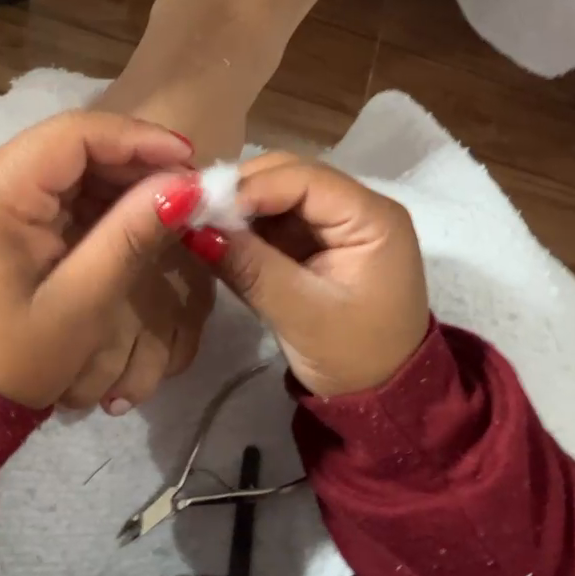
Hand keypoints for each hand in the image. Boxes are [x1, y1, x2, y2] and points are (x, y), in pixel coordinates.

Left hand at [0, 111, 194, 409]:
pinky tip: (128, 221)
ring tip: (165, 207)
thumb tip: (188, 186)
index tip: (190, 159)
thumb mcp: (80, 302)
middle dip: (131, 162)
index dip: (137, 138)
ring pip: (63, 166)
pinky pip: (50, 192)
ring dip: (116, 182)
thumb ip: (132, 236)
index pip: (72, 135)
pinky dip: (92, 202)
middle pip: (68, 146)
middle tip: (186, 190)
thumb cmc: (11, 362)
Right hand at [201, 152, 430, 396]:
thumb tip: (193, 229)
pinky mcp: (319, 242)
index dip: (254, 186)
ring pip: (279, 194)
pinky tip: (218, 239)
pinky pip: (277, 220)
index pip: (306, 178)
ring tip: (199, 224)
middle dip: (243, 192)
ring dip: (241, 208)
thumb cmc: (354, 358)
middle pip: (292, 176)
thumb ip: (250, 267)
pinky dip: (248, 227)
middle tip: (194, 211)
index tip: (204, 205)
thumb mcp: (300, 314)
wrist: (381, 399)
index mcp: (372, 218)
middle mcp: (358, 208)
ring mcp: (337, 224)